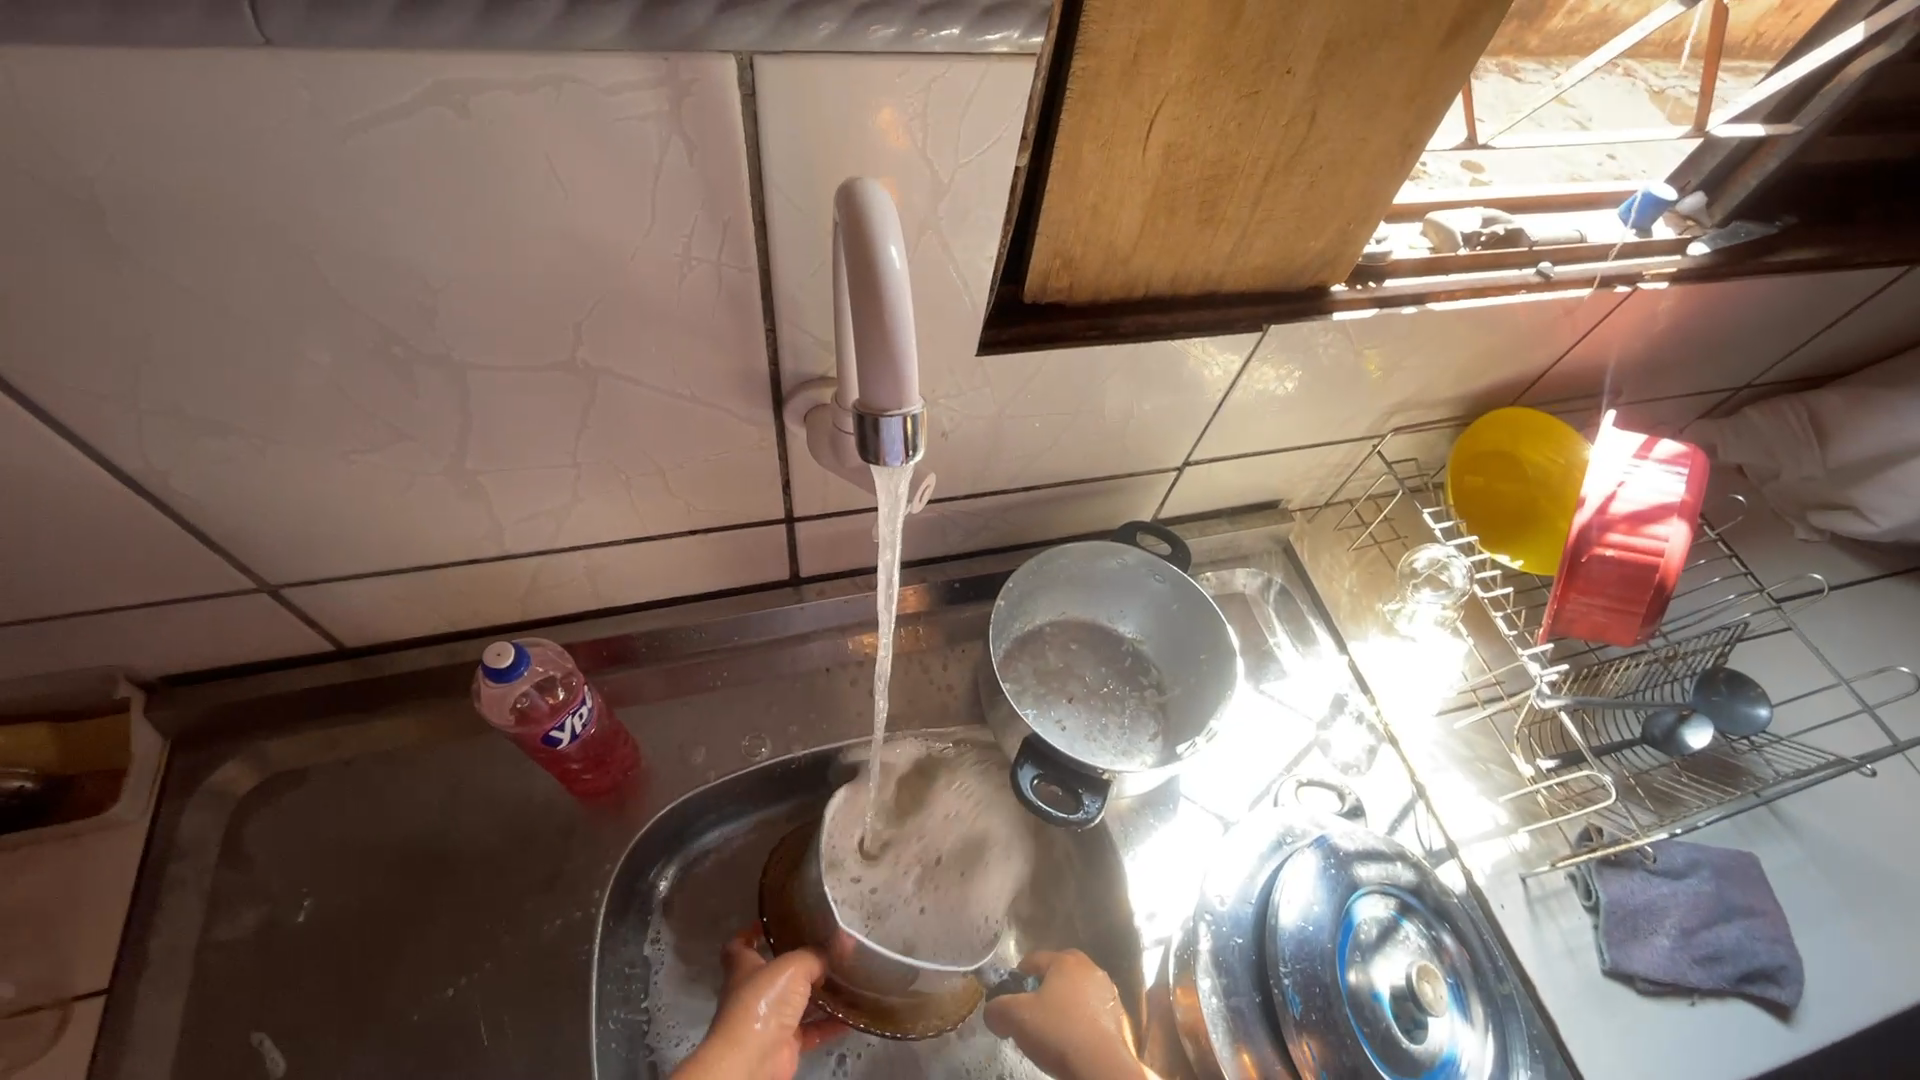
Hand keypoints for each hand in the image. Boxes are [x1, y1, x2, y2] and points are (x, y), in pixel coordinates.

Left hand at [673, 928, 847, 1079]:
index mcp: (744, 967)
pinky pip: (813, 1029)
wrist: (753, 1060)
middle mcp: (754, 992)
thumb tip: (841, 945)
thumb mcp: (793, 965)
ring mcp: (769, 1020)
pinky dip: (831, 1023)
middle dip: (800, 963)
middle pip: (776, 973)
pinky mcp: (786, 1044)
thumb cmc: (764, 1001)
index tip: (773, 922)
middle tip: (827, 949)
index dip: (752, 933)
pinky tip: (853, 1013)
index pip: (740, 945)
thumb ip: (816, 954)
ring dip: (820, 993)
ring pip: (797, 1002)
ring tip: (847, 977)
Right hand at [984, 950, 1153, 1079]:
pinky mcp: (1118, 1016)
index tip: (1009, 1002)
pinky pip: (1090, 1013)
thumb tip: (993, 1013)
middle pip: (1055, 975)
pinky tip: (1071, 1041)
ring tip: (1051, 1033)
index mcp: (1065, 960)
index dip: (1015, 980)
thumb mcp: (1014, 1017)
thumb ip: (996, 1008)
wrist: (1100, 1067)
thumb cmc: (1057, 1032)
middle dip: (1040, 993)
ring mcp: (1107, 992)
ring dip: (1062, 1007)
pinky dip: (1079, 1022)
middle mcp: (1089, 968)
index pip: (1031, 961)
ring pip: (1074, 994)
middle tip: (1029, 1017)